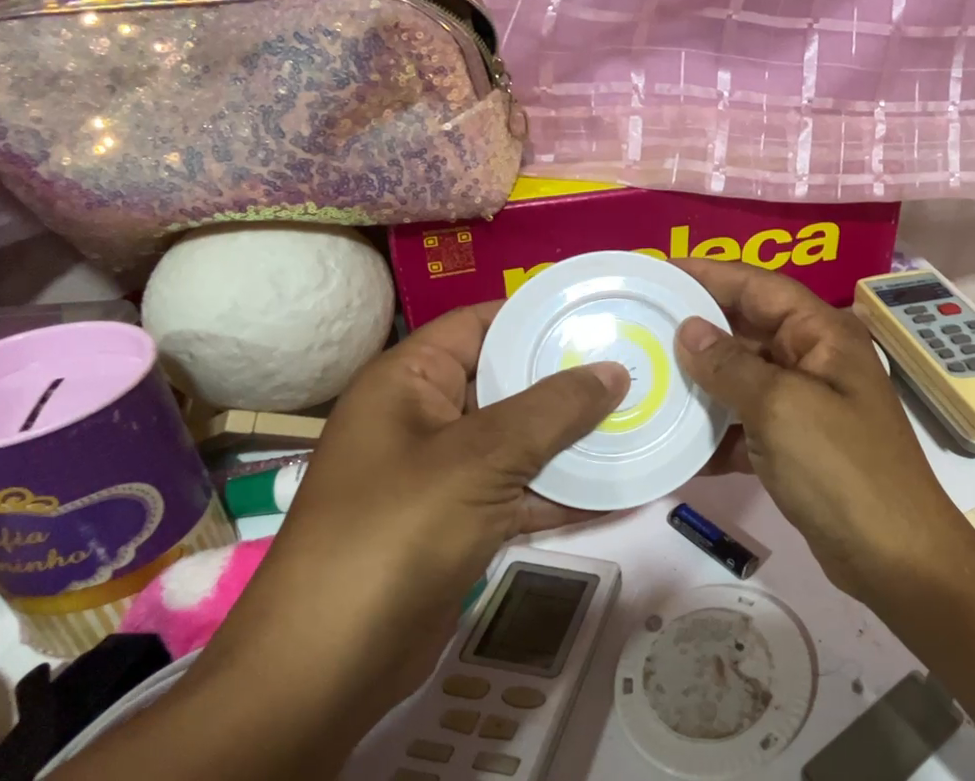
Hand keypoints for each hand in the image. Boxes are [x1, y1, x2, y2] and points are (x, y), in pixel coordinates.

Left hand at [191, 303, 627, 738]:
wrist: (330, 663)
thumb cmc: (396, 532)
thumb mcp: (480, 457)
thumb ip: (553, 409)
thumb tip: (614, 370)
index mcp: (409, 380)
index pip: (482, 323)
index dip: (540, 314)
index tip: (605, 310)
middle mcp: (424, 417)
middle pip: (507, 381)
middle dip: (571, 378)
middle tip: (640, 365)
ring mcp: (443, 474)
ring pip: (520, 439)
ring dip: (575, 437)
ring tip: (644, 417)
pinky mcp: (460, 522)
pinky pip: (521, 490)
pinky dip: (564, 490)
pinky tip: (622, 487)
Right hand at [671, 259, 973, 599]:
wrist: (895, 556)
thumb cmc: (842, 468)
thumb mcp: (782, 407)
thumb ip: (731, 366)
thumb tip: (688, 329)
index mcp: (822, 334)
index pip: (759, 286)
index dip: (709, 274)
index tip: (656, 272)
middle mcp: (815, 360)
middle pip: (748, 329)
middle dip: (696, 329)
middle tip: (637, 325)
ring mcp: (807, 406)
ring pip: (744, 380)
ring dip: (700, 383)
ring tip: (642, 379)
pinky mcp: (797, 449)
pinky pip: (747, 427)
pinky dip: (715, 434)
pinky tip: (672, 445)